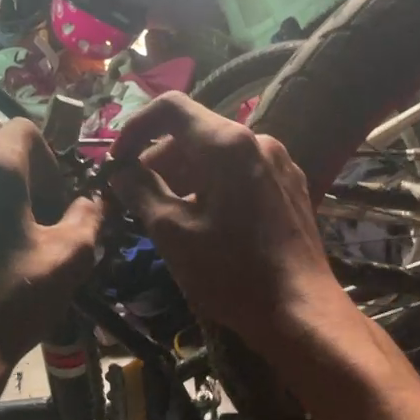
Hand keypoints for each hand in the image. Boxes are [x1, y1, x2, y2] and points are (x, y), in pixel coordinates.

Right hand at [107, 92, 346, 343]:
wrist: (302, 312)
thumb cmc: (232, 273)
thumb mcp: (172, 233)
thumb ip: (140, 192)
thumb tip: (121, 173)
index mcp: (228, 144)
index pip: (170, 107)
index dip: (135, 128)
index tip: (117, 162)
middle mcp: (258, 141)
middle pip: (194, 132)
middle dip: (158, 160)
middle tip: (135, 198)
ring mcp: (279, 163)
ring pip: (218, 154)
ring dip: (184, 175)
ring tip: (167, 216)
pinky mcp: (290, 187)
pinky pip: (241, 172)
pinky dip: (213, 185)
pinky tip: (205, 222)